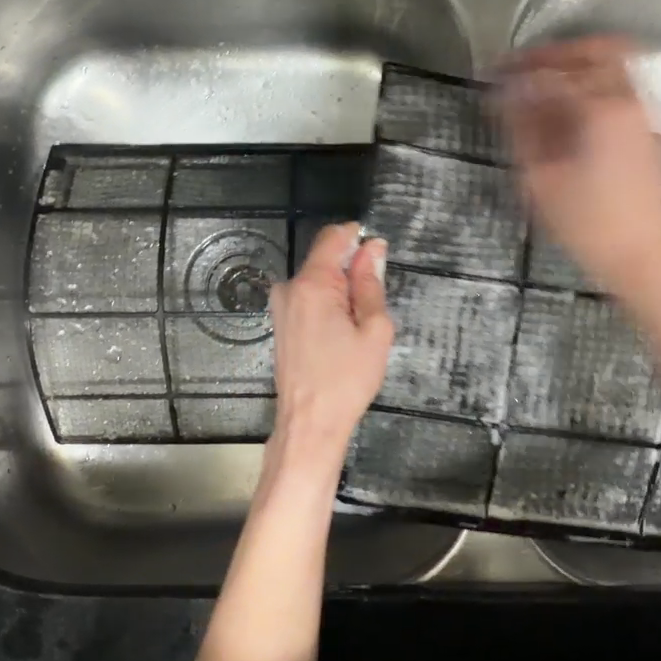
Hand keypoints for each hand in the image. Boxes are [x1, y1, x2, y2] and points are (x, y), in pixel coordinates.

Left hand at [268, 223, 392, 448]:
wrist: (310, 422)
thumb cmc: (348, 378)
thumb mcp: (374, 329)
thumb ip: (371, 283)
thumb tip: (373, 248)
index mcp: (312, 284)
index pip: (333, 238)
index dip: (357, 238)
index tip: (379, 256)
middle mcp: (289, 288)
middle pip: (324, 260)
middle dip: (352, 272)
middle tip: (373, 310)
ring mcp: (280, 307)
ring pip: (317, 282)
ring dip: (341, 293)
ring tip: (357, 331)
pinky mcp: (280, 325)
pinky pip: (308, 301)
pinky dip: (328, 308)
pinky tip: (340, 339)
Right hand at [497, 37, 660, 300]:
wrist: (645, 256)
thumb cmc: (588, 226)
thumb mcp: (541, 181)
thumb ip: (522, 130)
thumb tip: (508, 97)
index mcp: (599, 108)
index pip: (553, 69)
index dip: (520, 67)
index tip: (497, 72)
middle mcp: (629, 100)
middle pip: (596, 50)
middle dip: (558, 53)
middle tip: (529, 67)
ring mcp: (647, 114)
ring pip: (617, 66)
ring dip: (582, 66)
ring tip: (552, 87)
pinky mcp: (654, 132)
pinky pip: (627, 90)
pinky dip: (600, 87)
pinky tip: (578, 113)